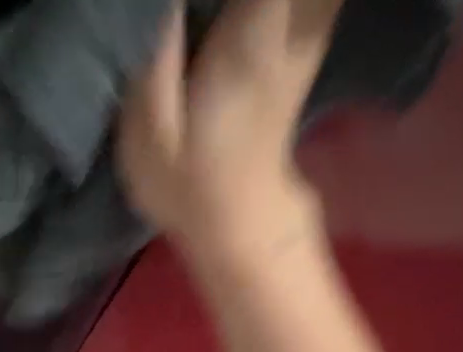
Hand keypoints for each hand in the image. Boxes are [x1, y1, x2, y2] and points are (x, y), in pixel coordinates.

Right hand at [117, 0, 341, 267]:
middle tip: (209, 1)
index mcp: (252, 33)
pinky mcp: (309, 34)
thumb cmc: (187, 180)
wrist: (238, 219)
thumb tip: (167, 3)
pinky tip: (249, 10)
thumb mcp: (150, 129)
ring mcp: (311, 24)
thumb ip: (156, 54)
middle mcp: (296, 17)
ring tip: (225, 6)